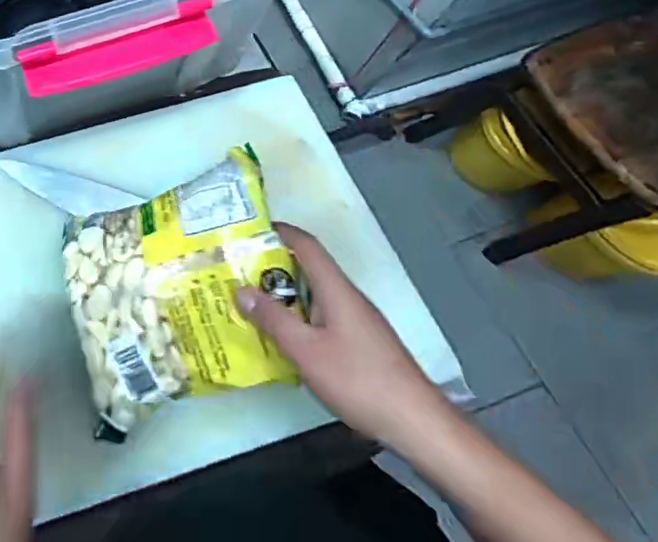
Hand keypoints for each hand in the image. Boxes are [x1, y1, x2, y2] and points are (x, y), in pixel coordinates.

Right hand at [234, 222, 449, 444]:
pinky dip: (300, 318)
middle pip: (308, 269)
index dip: (279, 232)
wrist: (418, 424)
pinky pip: (323, 317)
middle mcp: (348, 297)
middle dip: (274, 268)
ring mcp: (358, 321)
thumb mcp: (306, 351)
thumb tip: (241, 290)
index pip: (306, 245)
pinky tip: (285, 339)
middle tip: (239, 273)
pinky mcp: (362, 343)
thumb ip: (273, 320)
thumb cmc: (359, 380)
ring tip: (253, 305)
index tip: (250, 231)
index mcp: (336, 289)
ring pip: (315, 295)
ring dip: (285, 296)